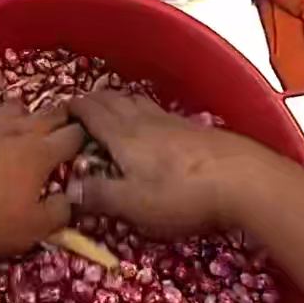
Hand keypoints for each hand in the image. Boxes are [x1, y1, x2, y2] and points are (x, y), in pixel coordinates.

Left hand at [0, 100, 83, 261]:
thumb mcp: (30, 231)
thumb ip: (58, 212)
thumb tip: (69, 198)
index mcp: (39, 153)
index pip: (73, 136)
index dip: (85, 138)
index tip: (91, 142)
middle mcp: (17, 131)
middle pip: (48, 114)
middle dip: (63, 118)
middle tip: (69, 125)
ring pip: (16, 108)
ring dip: (27, 115)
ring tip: (29, 127)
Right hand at [68, 91, 303, 235]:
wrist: (242, 178)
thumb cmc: (180, 193)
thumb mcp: (133, 203)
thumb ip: (99, 195)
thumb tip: (67, 190)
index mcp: (122, 134)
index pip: (91, 112)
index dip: (74, 107)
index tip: (61, 108)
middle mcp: (143, 120)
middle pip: (113, 100)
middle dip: (93, 99)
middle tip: (81, 105)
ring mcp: (170, 121)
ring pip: (136, 101)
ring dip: (118, 100)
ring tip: (111, 106)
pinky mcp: (192, 128)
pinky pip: (156, 110)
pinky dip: (142, 110)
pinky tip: (151, 121)